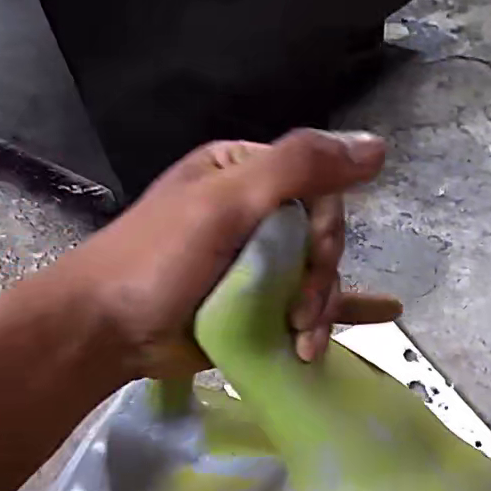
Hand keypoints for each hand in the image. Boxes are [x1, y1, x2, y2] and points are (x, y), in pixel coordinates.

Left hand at [52, 129, 403, 380]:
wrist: (106, 330)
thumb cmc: (157, 260)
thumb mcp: (224, 203)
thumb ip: (298, 168)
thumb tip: (378, 148)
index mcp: (244, 174)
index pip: (318, 187)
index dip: (325, 229)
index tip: (312, 261)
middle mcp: (253, 215)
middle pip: (320, 238)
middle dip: (320, 279)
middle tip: (299, 313)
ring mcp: (254, 266)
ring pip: (317, 278)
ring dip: (321, 310)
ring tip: (304, 341)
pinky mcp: (253, 308)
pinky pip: (308, 305)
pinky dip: (341, 309)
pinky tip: (384, 312)